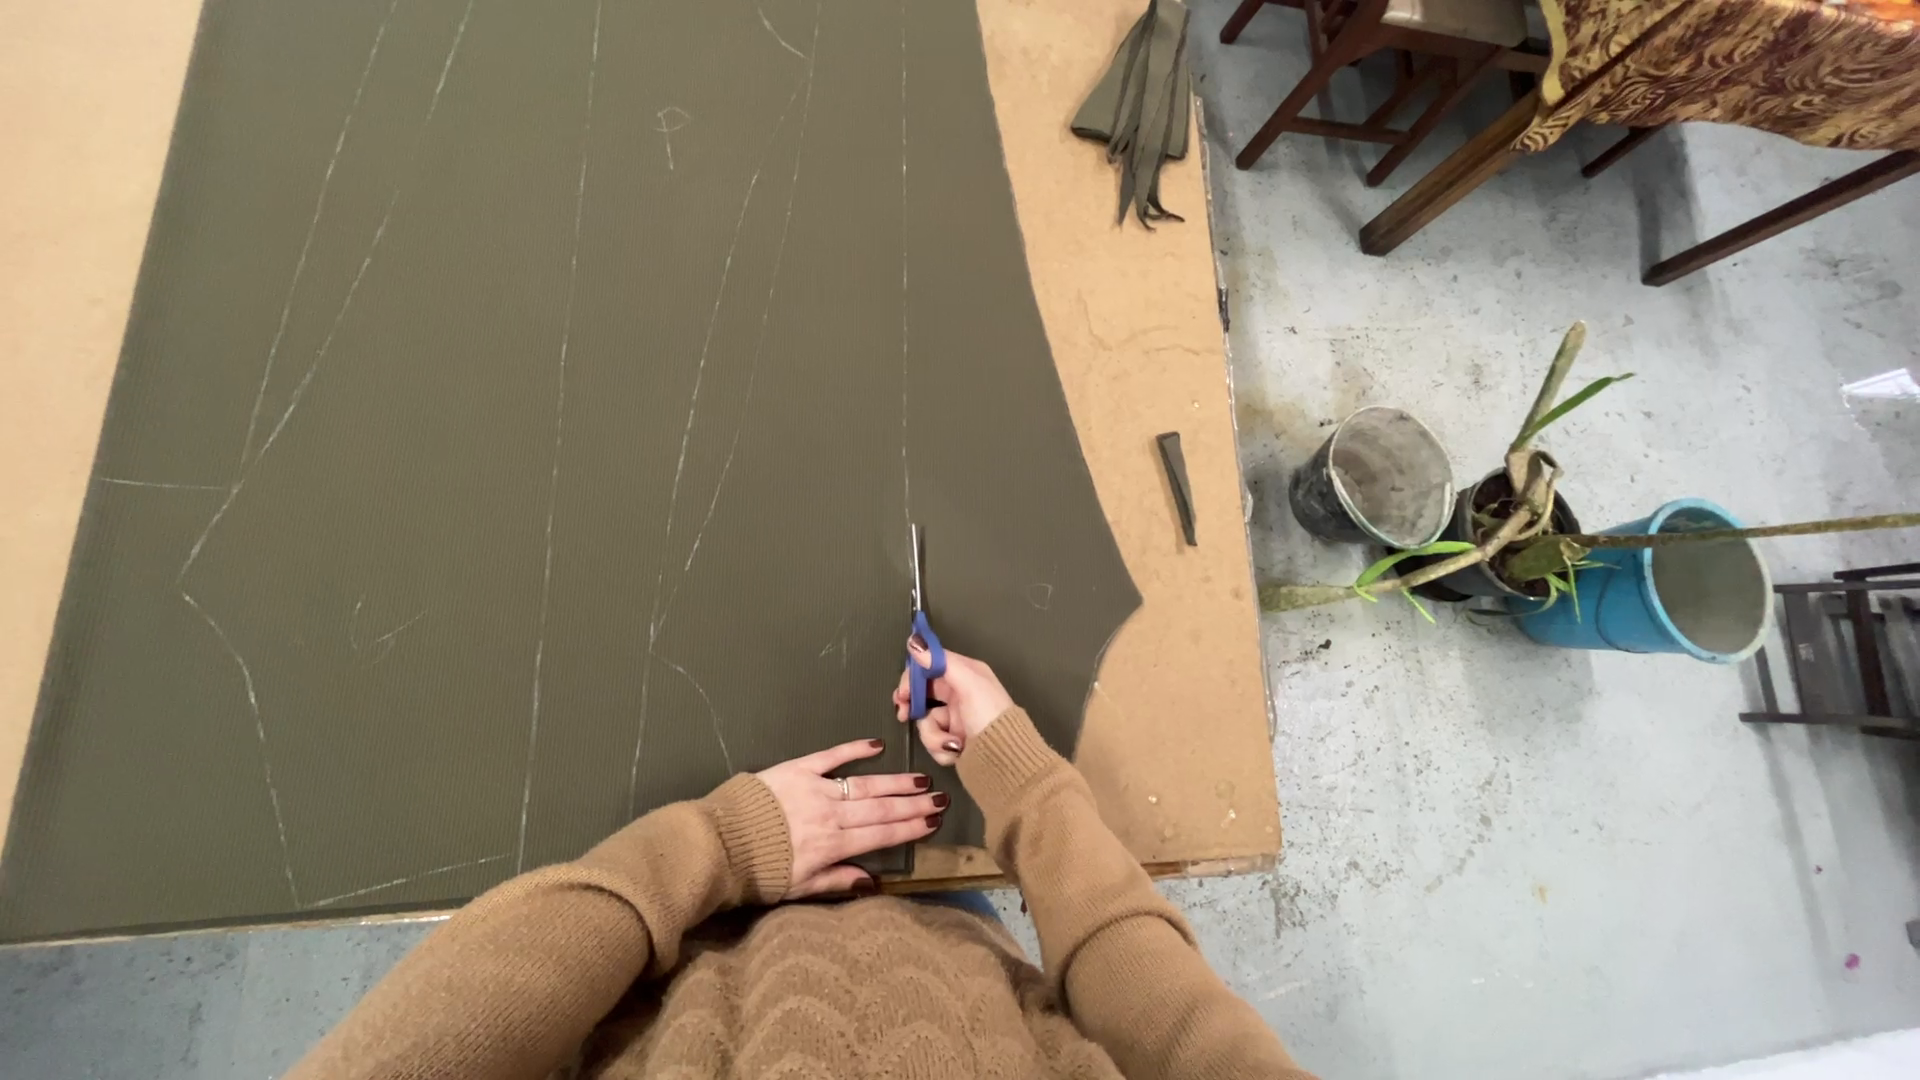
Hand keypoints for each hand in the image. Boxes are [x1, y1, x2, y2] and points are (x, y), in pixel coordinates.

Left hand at [754, 738, 945, 898]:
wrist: (718, 844)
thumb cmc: (757, 872)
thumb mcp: (797, 888)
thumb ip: (836, 881)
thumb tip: (873, 881)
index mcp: (832, 845)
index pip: (880, 835)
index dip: (909, 828)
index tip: (933, 822)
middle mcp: (831, 815)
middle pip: (880, 808)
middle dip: (913, 804)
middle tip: (940, 798)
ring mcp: (816, 788)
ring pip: (864, 784)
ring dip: (895, 782)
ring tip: (921, 779)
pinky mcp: (798, 769)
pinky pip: (832, 756)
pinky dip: (854, 749)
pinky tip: (877, 745)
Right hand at [893, 644, 1014, 766]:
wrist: (1005, 761)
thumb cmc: (991, 718)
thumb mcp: (970, 685)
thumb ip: (942, 663)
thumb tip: (915, 642)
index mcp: (967, 674)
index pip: (931, 666)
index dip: (913, 677)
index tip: (902, 692)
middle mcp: (960, 694)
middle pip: (923, 694)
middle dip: (913, 707)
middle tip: (904, 714)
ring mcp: (956, 718)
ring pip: (926, 722)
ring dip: (934, 735)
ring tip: (951, 742)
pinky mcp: (953, 740)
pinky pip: (934, 741)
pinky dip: (941, 749)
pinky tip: (956, 750)